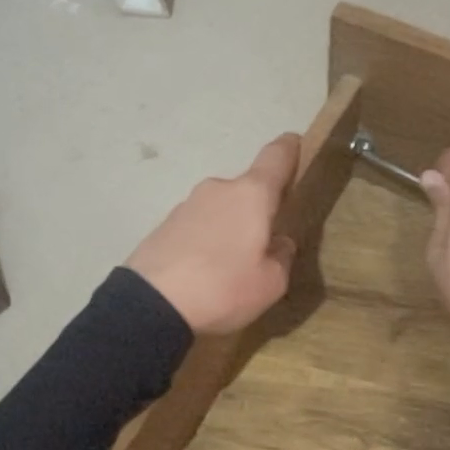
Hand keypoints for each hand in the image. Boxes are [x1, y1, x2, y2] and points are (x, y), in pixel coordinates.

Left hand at [126, 133, 300, 334]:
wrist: (152, 304)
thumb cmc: (223, 288)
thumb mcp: (270, 283)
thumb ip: (282, 257)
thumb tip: (279, 241)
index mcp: (251, 195)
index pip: (276, 157)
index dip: (290, 149)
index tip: (296, 145)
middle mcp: (218, 189)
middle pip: (248, 191)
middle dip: (259, 211)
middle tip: (265, 245)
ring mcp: (187, 204)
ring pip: (221, 210)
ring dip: (231, 228)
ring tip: (232, 267)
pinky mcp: (165, 225)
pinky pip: (199, 227)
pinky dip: (207, 241)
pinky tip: (206, 272)